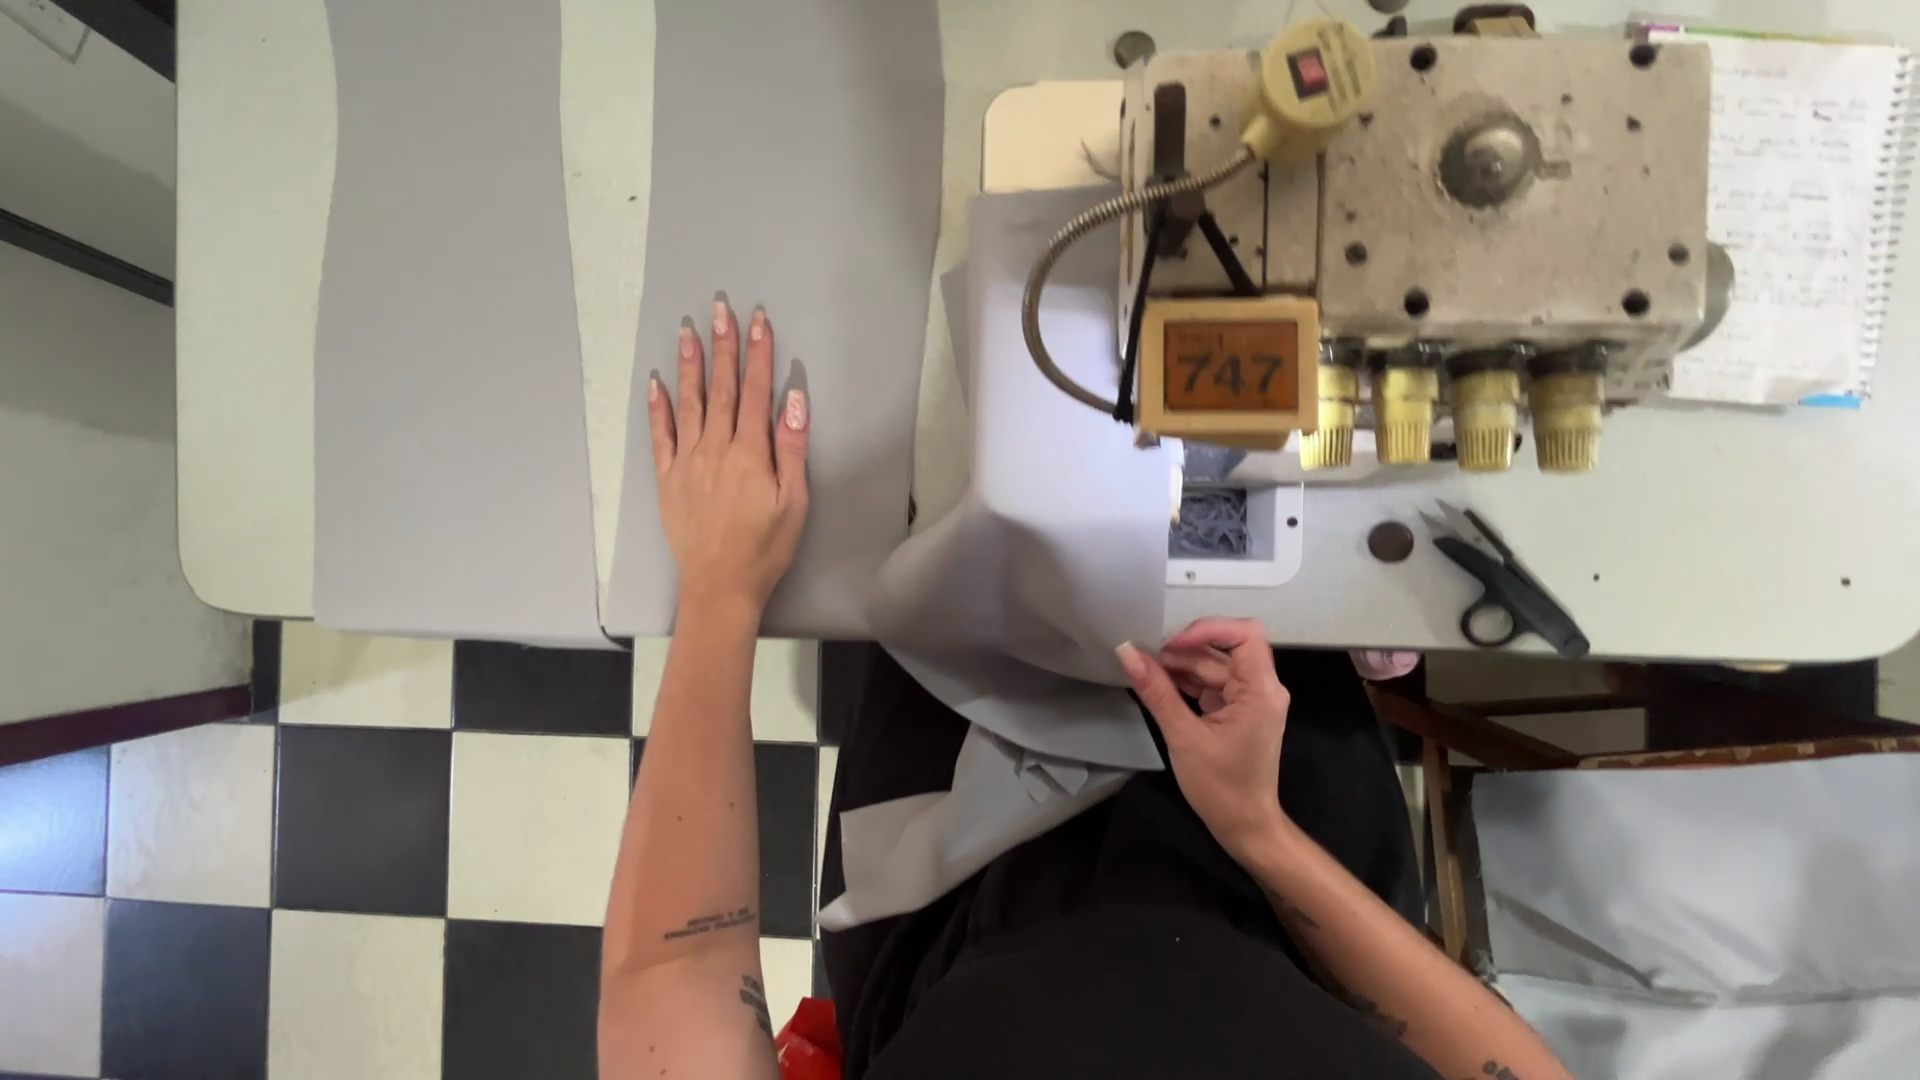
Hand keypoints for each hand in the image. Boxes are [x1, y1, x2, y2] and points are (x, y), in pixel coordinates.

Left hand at [649, 296, 809, 612]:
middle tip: (719, 308)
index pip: (755, 391)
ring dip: (689, 365)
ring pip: (689, 403)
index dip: (757, 353)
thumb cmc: (766, 546)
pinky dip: (659, 407)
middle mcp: (715, 447)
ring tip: (687, 331)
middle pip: (720, 388)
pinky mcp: (669, 478)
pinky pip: (661, 435)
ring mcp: (687, 461)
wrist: (721, 584)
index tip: (757, 320)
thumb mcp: (794, 500)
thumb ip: (792, 448)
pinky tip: (657, 384)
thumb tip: (792, 399)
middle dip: (722, 345)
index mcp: (750, 452)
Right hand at [1116, 617, 1290, 862]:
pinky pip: (1212, 683)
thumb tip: (1127, 652)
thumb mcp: (1183, 737)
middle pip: (1223, 650)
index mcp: (1260, 691)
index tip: (1171, 643)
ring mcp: (1250, 699)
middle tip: (1144, 657)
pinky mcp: (1237, 710)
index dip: (1208, 629)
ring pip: (1214, 666)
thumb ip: (1156, 691)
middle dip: (1183, 650)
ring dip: (1180, 666)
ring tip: (1144, 671)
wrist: (1245, 827)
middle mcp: (1262, 688)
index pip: (1245, 634)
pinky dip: (1186, 682)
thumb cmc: (1221, 787)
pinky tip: (1157, 685)